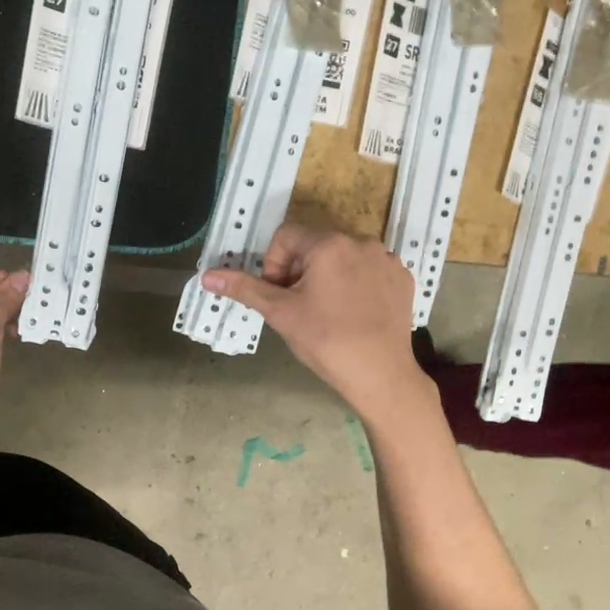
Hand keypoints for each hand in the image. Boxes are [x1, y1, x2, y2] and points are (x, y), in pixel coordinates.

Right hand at [202, 224, 431, 423]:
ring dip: (326, 277)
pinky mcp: (403, 278)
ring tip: (326, 312)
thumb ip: (244, 289)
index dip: (273, 264)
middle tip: (298, 307)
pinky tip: (352, 315)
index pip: (286, 236)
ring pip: (342, 258)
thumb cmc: (325, 340)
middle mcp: (361, 242)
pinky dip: (355, 286)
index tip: (279, 295)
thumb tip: (206, 276)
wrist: (380, 373)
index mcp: (328, 245)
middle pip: (315, 245)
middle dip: (299, 271)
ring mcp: (387, 260)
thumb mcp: (279, 313)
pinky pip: (368, 271)